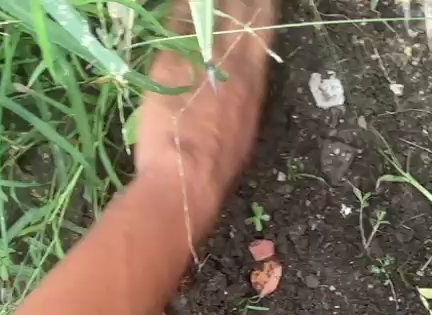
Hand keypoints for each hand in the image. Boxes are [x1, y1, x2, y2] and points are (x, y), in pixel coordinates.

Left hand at [132, 0, 274, 228]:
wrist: (184, 179)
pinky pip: (176, 25)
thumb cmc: (213, 172)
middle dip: (235, 3)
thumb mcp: (240, 138)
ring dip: (207, 6)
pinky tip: (177, 5)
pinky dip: (178, 12)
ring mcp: (201, 60)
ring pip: (208, 15)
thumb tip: (237, 96)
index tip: (259, 2)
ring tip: (204, 3)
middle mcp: (231, 65)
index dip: (260, 12)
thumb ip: (241, 106)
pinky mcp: (170, 62)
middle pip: (238, 16)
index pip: (262, 33)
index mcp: (252, 85)